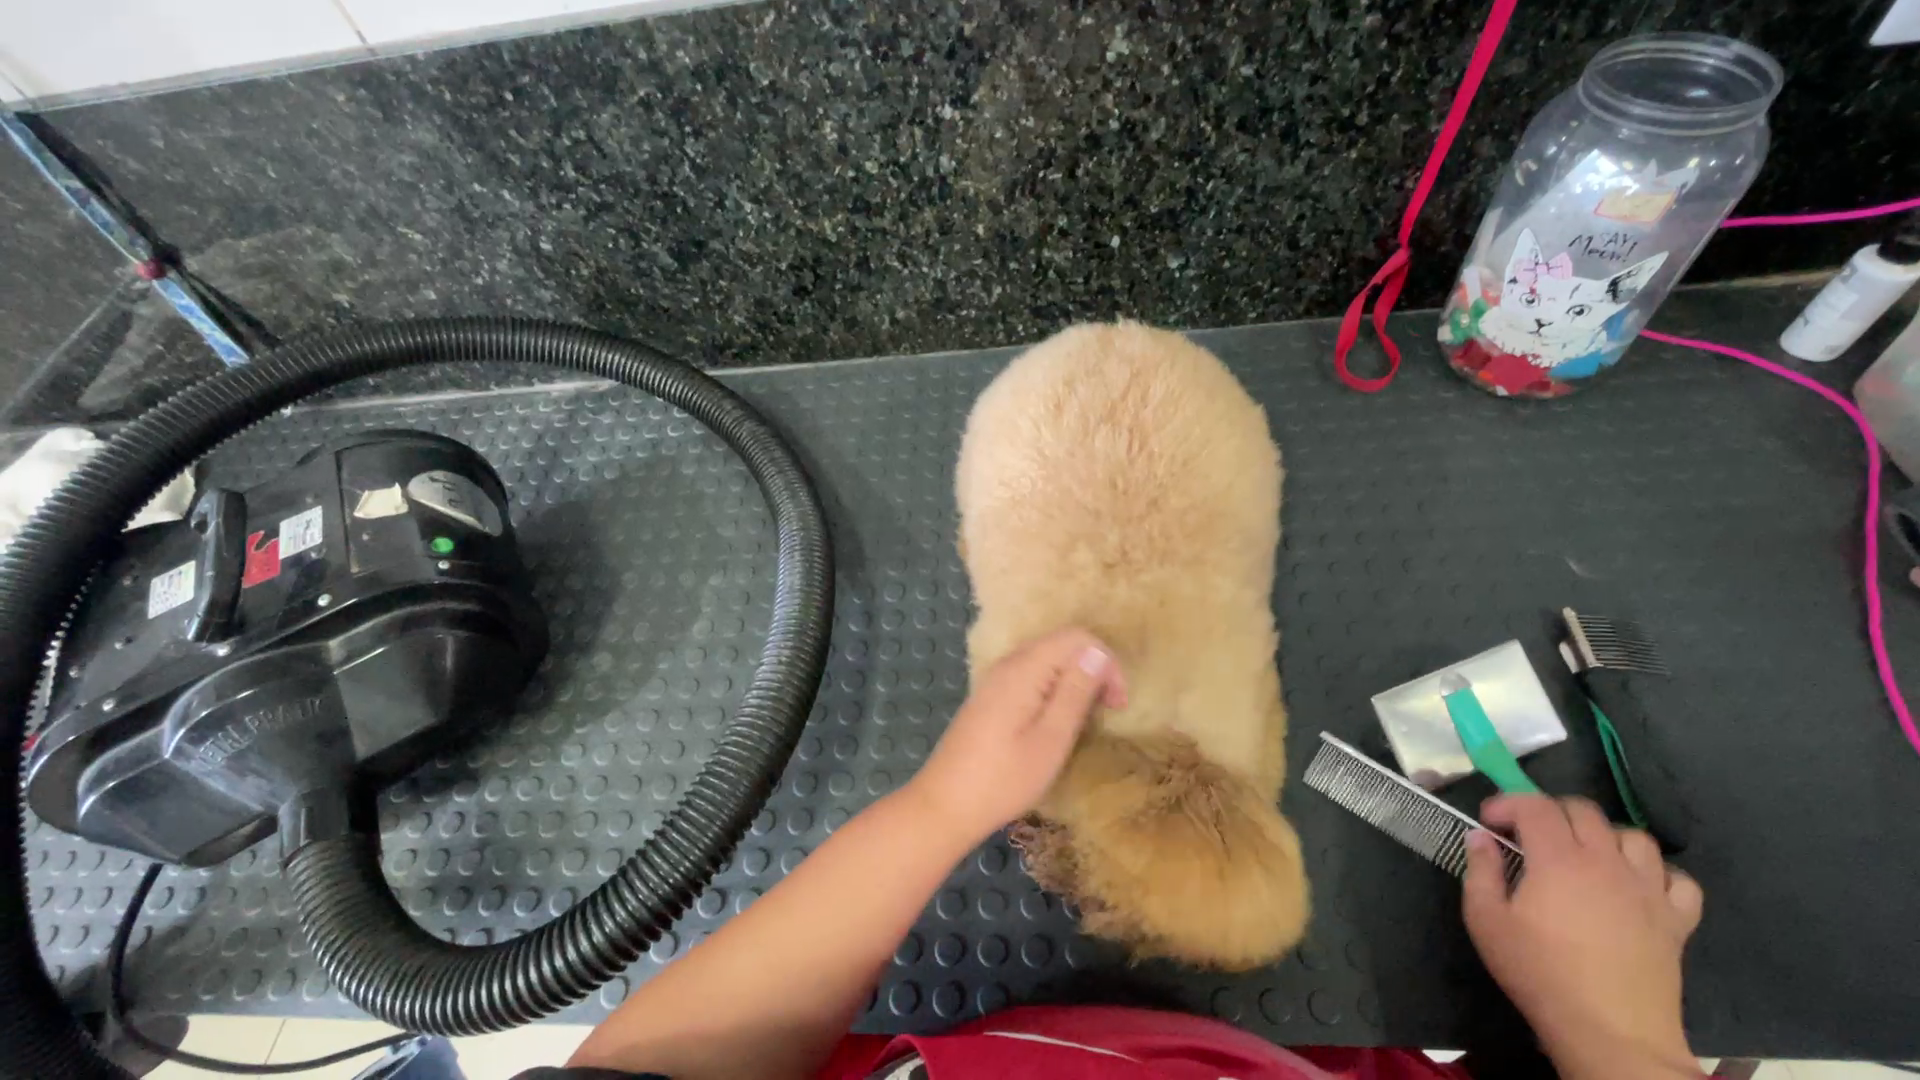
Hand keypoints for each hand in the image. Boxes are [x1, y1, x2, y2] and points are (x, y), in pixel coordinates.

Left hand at [905, 628, 1126, 844]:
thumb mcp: (1051, 739)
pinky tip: (1056, 722)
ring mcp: (995, 680)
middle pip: (1061, 644)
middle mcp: (1007, 664)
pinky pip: (1030, 677)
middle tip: (1109, 711)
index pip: (1076, 637)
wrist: (944, 805)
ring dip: (1074, 681)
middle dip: (1093, 669)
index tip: (1118, 704)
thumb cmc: (1004, 779)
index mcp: (1023, 669)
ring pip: (1046, 661)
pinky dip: (1053, 690)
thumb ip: (1075, 692)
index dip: (1106, 661)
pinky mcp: (990, 698)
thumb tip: (1097, 652)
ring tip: (1087, 719)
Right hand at [1463, 796, 1705, 1079]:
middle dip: (1550, 811)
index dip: (1507, 803)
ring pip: (1634, 837)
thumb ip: (1480, 870)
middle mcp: (1607, 863)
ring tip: (1584, 856)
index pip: (1535, 805)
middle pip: (1584, 811)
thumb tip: (1481, 837)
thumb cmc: (1539, 973)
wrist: (1611, 1033)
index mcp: (1558, 859)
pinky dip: (1657, 873)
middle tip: (1528, 835)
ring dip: (1604, 836)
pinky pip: (1679, 880)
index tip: (1489, 822)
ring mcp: (1648, 891)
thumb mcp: (1486, 921)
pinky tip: (1635, 887)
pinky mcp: (1677, 921)